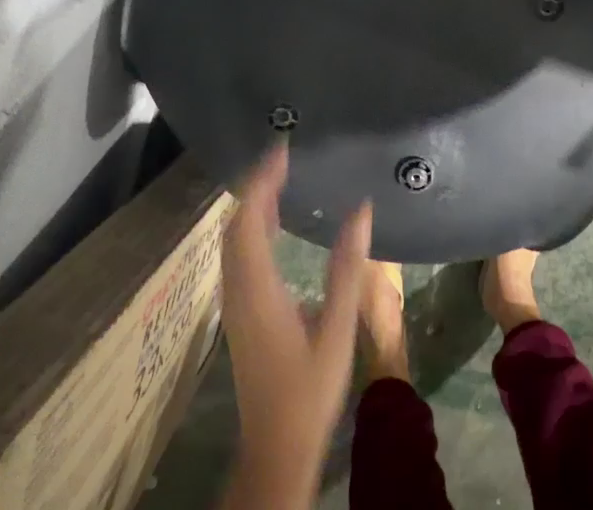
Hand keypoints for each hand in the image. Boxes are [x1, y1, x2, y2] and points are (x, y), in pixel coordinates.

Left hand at [220, 142, 371, 508]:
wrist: (276, 444)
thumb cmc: (310, 390)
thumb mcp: (337, 329)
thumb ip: (347, 269)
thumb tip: (361, 211)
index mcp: (258, 289)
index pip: (250, 219)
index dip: (262, 180)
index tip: (282, 148)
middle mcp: (237, 289)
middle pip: (234, 225)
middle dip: (254, 185)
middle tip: (282, 155)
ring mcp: (234, 303)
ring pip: (232, 241)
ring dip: (250, 206)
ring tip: (278, 179)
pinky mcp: (239, 313)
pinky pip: (237, 256)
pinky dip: (250, 228)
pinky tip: (272, 226)